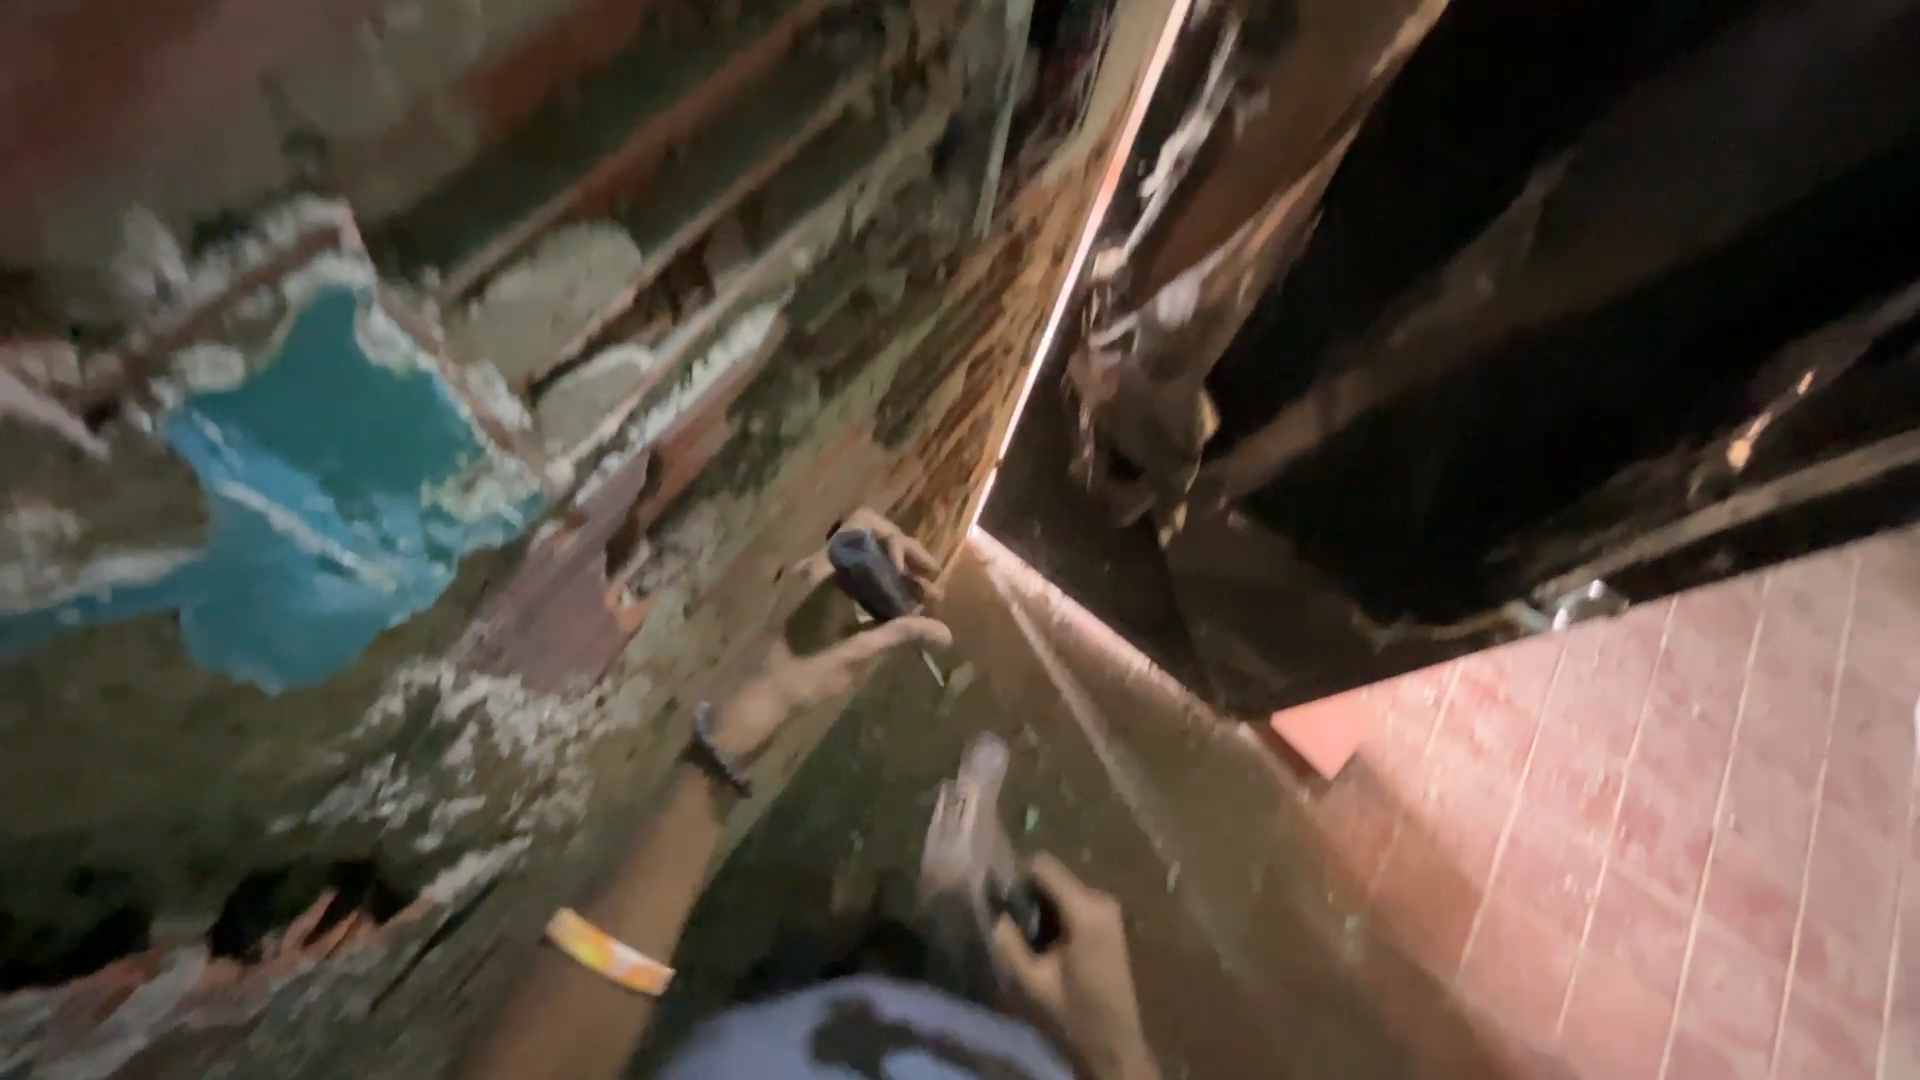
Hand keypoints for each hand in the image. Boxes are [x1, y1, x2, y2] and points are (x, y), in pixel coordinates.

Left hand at [704, 510, 950, 757]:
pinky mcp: (805, 597)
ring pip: (859, 561)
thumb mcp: (857, 654)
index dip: (897, 542)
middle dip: (904, 561)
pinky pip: (846, 578)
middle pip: (867, 540)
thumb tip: (946, 633)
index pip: (865, 524)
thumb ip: (901, 634)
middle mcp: (814, 565)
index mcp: (823, 570)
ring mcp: (807, 580)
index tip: (911, 576)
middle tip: (932, 591)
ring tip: (921, 606)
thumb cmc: (803, 675)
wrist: (756, 699)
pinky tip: (893, 616)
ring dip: (891, 577)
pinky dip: (872, 589)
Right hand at [992, 855, 1157, 1079]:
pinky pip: (1073, 902)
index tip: (1002, 904)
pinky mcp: (1108, 921)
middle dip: (1028, 897)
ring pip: (1060, 889)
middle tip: (1014, 929)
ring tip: (1030, 942)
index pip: (1042, 865)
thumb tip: (994, 910)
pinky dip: (1055, 917)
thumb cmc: (1073, 1016)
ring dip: (1041, 909)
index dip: (1016, 879)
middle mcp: (1101, 899)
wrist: (1115, 1048)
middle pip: (1052, 877)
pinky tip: (1049, 947)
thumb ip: (1008, 940)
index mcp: (1085, 909)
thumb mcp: (1030, 982)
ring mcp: (1108, 909)